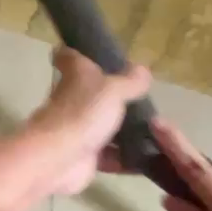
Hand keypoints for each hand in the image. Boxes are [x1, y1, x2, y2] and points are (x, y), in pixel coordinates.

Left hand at [18, 47, 151, 196]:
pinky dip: (125, 158)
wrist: (60, 157)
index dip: (76, 53)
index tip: (91, 55)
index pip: (69, 57)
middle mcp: (73, 100)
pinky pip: (109, 156)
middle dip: (112, 97)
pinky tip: (147, 156)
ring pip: (103, 127)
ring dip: (123, 130)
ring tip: (151, 128)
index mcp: (76, 75)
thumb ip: (131, 81)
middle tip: (140, 98)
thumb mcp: (114, 89)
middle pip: (91, 94)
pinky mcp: (84, 158)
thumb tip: (142, 70)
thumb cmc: (84, 113)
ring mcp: (78, 130)